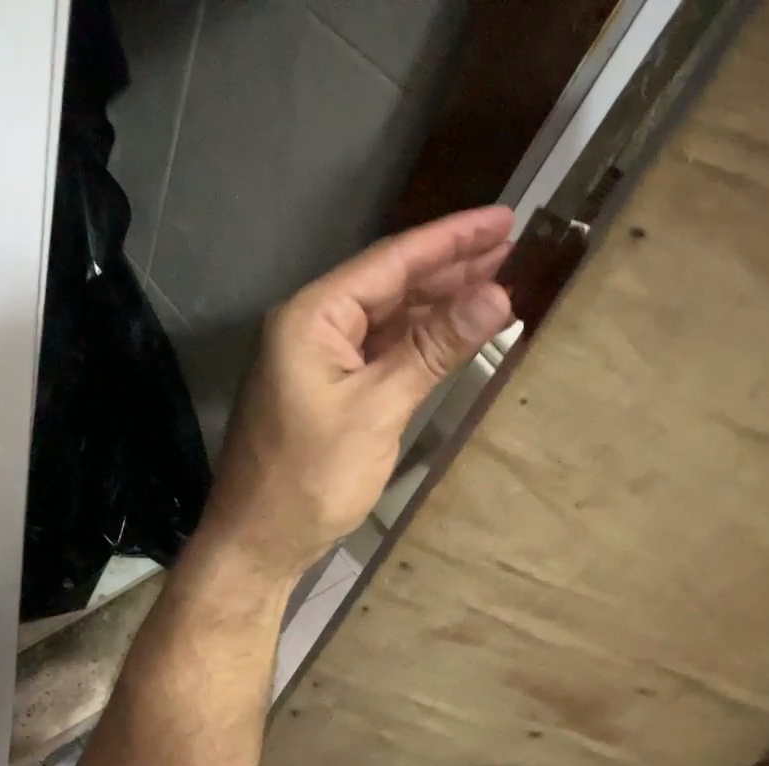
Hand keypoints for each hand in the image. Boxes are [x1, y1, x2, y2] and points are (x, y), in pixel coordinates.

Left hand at [196, 205, 514, 580]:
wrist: (258, 542)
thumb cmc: (310, 477)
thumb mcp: (378, 408)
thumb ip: (434, 348)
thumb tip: (498, 294)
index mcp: (309, 318)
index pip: (388, 262)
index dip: (449, 240)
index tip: (503, 219)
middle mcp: (308, 328)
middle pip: (386, 285)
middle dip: (447, 268)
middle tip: (509, 246)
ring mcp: (314, 361)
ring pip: (383, 320)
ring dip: (434, 305)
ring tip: (494, 283)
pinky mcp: (323, 391)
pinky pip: (375, 353)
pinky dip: (414, 344)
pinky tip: (451, 334)